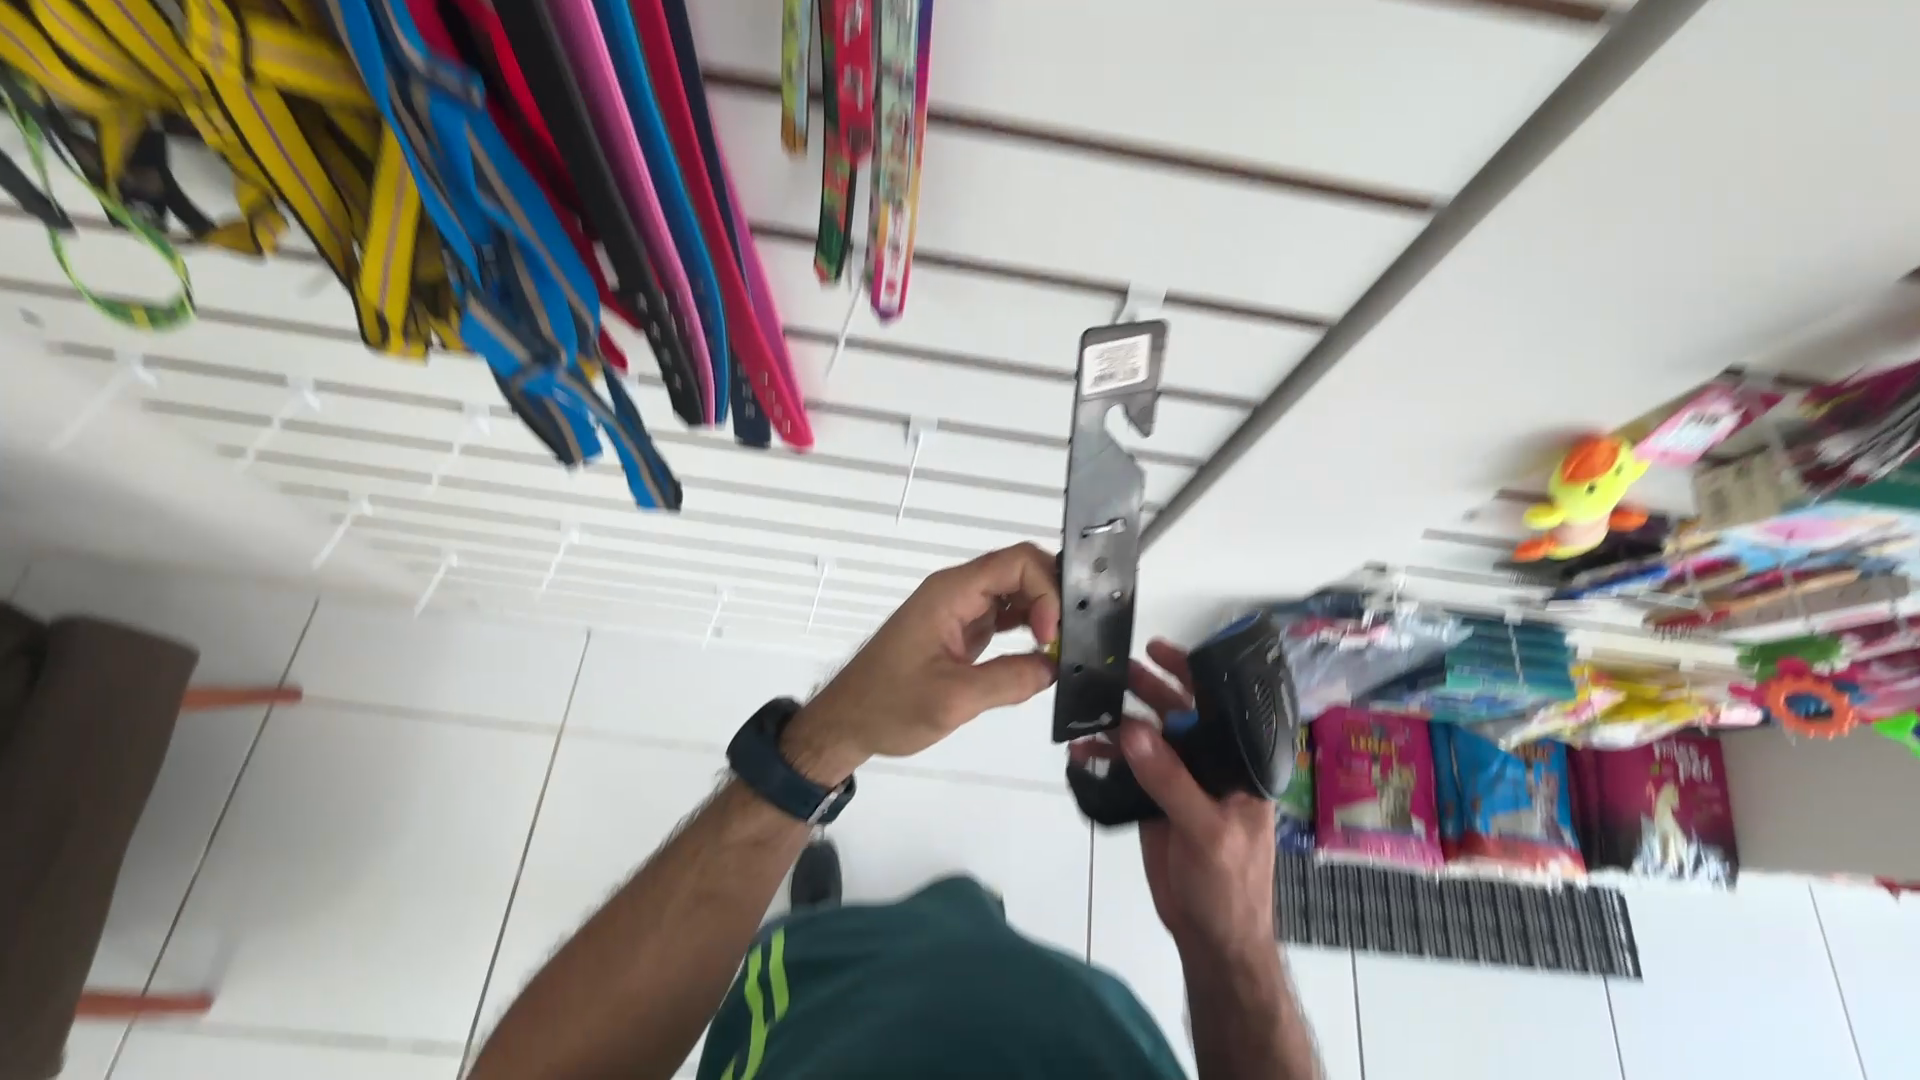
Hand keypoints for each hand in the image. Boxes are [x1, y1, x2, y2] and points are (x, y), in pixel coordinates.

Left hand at [785, 543, 1060, 782]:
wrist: (847, 723)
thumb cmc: (890, 706)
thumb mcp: (953, 699)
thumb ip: (1009, 680)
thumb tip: (1053, 669)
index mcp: (951, 593)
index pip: (1016, 562)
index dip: (1045, 590)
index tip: (1051, 636)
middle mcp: (957, 592)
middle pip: (1020, 570)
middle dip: (1051, 597)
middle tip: (1068, 639)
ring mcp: (959, 609)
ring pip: (1015, 592)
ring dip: (1043, 612)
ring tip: (1063, 646)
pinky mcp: (961, 630)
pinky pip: (1003, 616)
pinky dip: (1028, 628)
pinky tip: (1044, 651)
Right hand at [1121, 639, 1276, 961]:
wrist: (1211, 937)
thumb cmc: (1229, 884)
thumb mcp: (1207, 830)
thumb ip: (1170, 781)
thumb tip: (1132, 730)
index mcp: (1235, 767)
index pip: (1215, 709)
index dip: (1190, 675)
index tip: (1157, 649)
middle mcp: (1208, 767)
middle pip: (1176, 717)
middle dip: (1147, 690)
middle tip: (1114, 670)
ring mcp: (1179, 784)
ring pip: (1147, 741)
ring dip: (1119, 723)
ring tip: (1089, 706)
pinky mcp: (1153, 804)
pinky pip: (1127, 771)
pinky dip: (1105, 758)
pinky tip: (1081, 750)